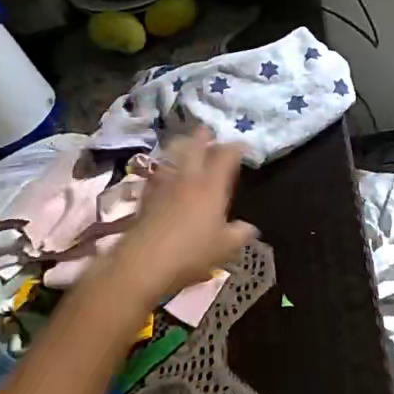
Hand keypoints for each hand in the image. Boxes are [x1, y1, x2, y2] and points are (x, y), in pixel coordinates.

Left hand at [106, 128, 258, 299]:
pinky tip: (165, 173)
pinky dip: (165, 168)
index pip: (225, 157)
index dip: (236, 148)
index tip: (242, 146)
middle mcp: (187, 178)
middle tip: (209, 132)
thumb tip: (249, 227)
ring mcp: (163, 184)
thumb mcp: (224, 247)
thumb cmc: (191, 253)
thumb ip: (239, 234)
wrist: (144, 260)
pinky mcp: (145, 195)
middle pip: (195, 147)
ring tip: (186, 145)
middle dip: (203, 137)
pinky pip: (158, 174)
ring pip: (173, 156)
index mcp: (211, 186)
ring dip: (181, 147)